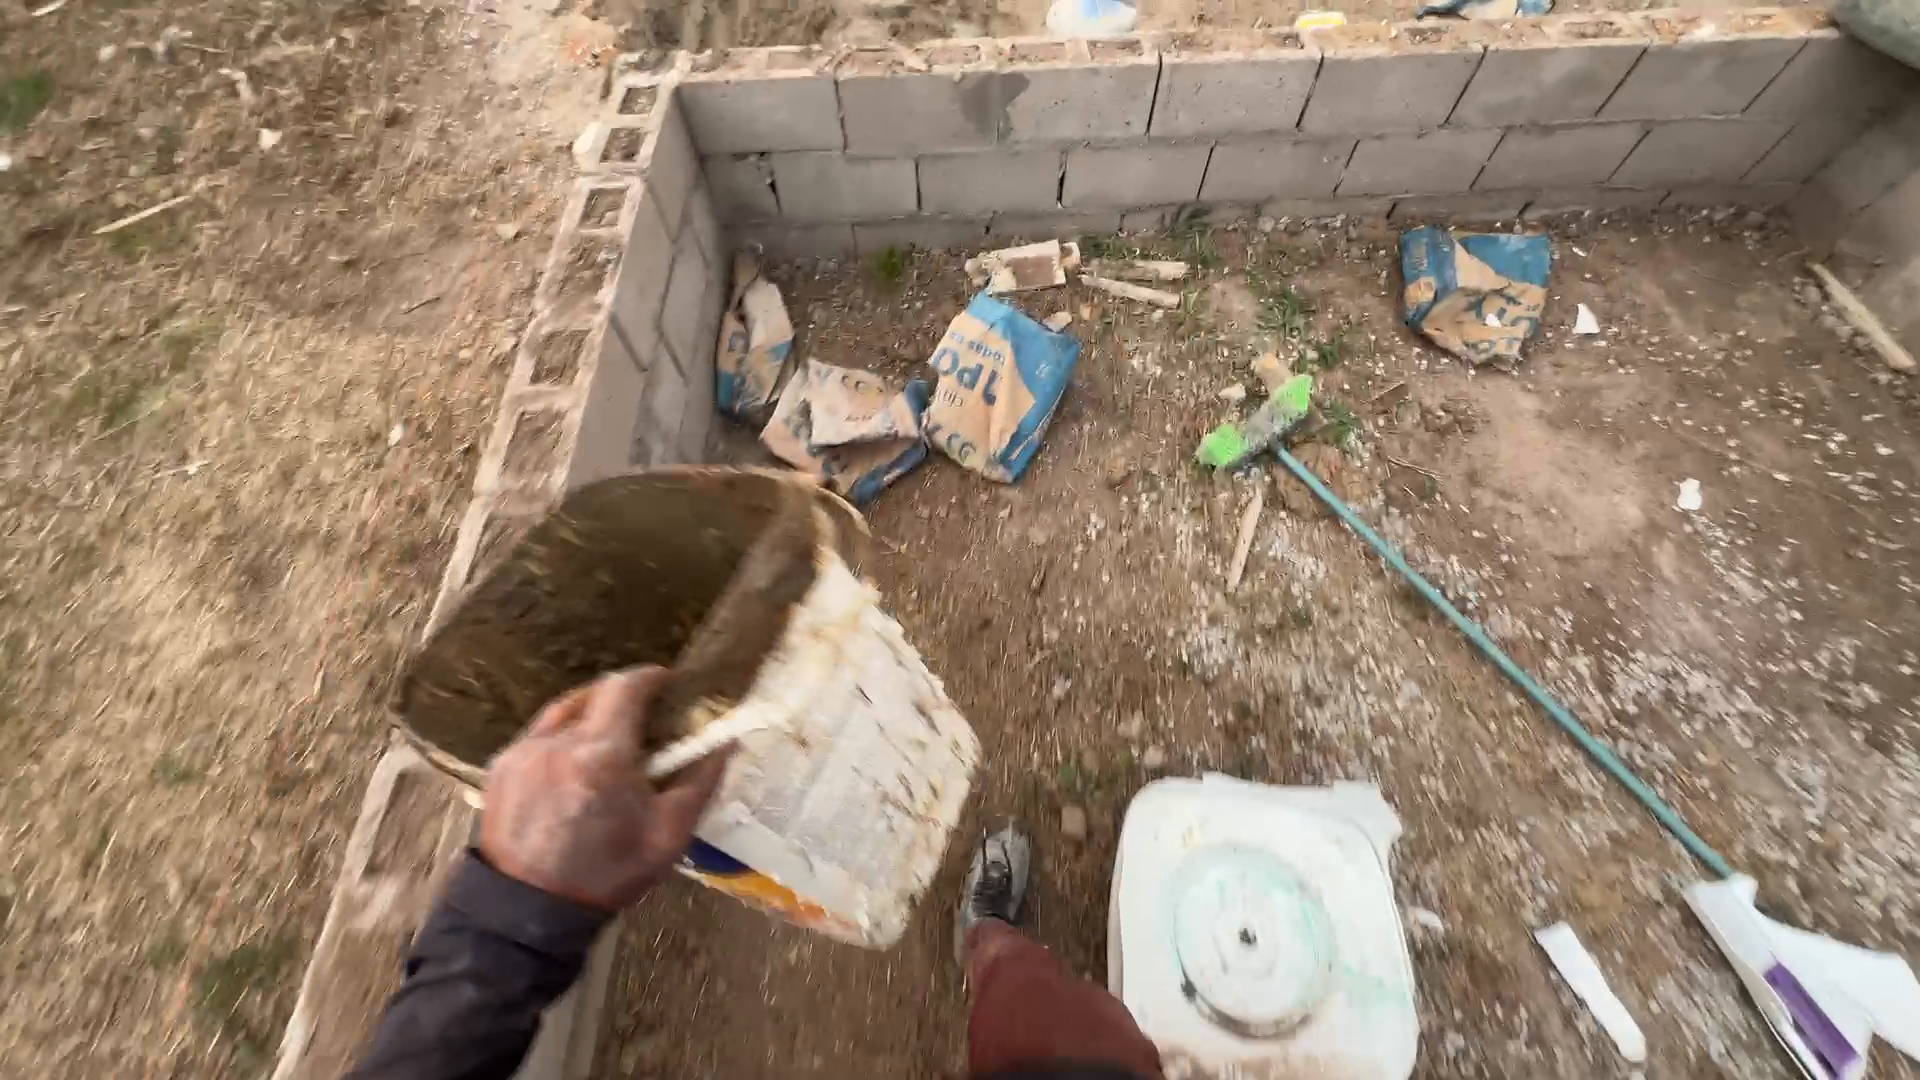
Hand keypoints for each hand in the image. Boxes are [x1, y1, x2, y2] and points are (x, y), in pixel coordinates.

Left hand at [478, 667, 728, 911]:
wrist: (526, 916)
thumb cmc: (608, 873)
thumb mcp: (670, 833)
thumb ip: (702, 780)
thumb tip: (727, 742)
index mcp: (602, 754)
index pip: (627, 686)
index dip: (652, 676)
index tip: (669, 682)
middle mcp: (558, 742)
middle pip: (597, 691)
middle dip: (626, 693)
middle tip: (647, 712)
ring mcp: (523, 752)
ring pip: (566, 708)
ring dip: (595, 710)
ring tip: (612, 732)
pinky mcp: (500, 767)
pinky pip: (541, 731)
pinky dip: (566, 732)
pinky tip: (577, 758)